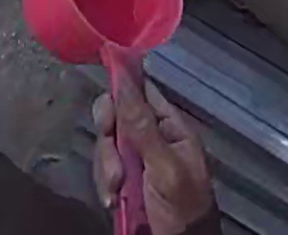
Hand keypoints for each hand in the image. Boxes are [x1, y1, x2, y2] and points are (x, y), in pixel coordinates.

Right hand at [92, 82, 213, 234]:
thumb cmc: (183, 210)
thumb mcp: (165, 167)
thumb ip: (142, 125)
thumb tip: (123, 77)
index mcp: (171, 128)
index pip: (143, 90)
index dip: (122, 86)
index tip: (107, 97)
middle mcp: (152, 138)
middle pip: (118, 114)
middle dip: (109, 133)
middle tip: (110, 145)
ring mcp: (137, 162)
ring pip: (107, 143)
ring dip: (108, 166)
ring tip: (117, 190)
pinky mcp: (124, 184)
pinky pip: (104, 170)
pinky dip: (105, 185)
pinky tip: (114, 201)